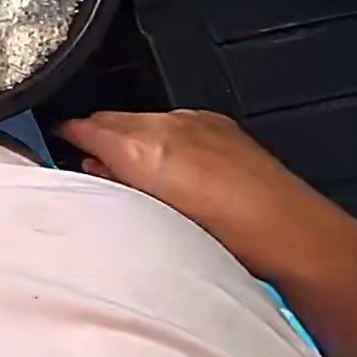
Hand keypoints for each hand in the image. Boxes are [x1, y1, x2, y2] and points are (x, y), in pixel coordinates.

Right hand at [56, 110, 356, 290]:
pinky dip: (161, 134)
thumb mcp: (155, 218)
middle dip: (98, 133)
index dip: (68, 132)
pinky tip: (173, 162)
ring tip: (136, 169)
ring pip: (140, 117)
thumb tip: (96, 168)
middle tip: (95, 162)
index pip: (88, 126)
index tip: (62, 138)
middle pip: (110, 117)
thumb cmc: (231, 239)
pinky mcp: (216, 121)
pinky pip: (172, 119)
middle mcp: (164, 124)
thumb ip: (117, 185)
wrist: (294, 233)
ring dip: (129, 134)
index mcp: (142, 149)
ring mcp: (193, 120)